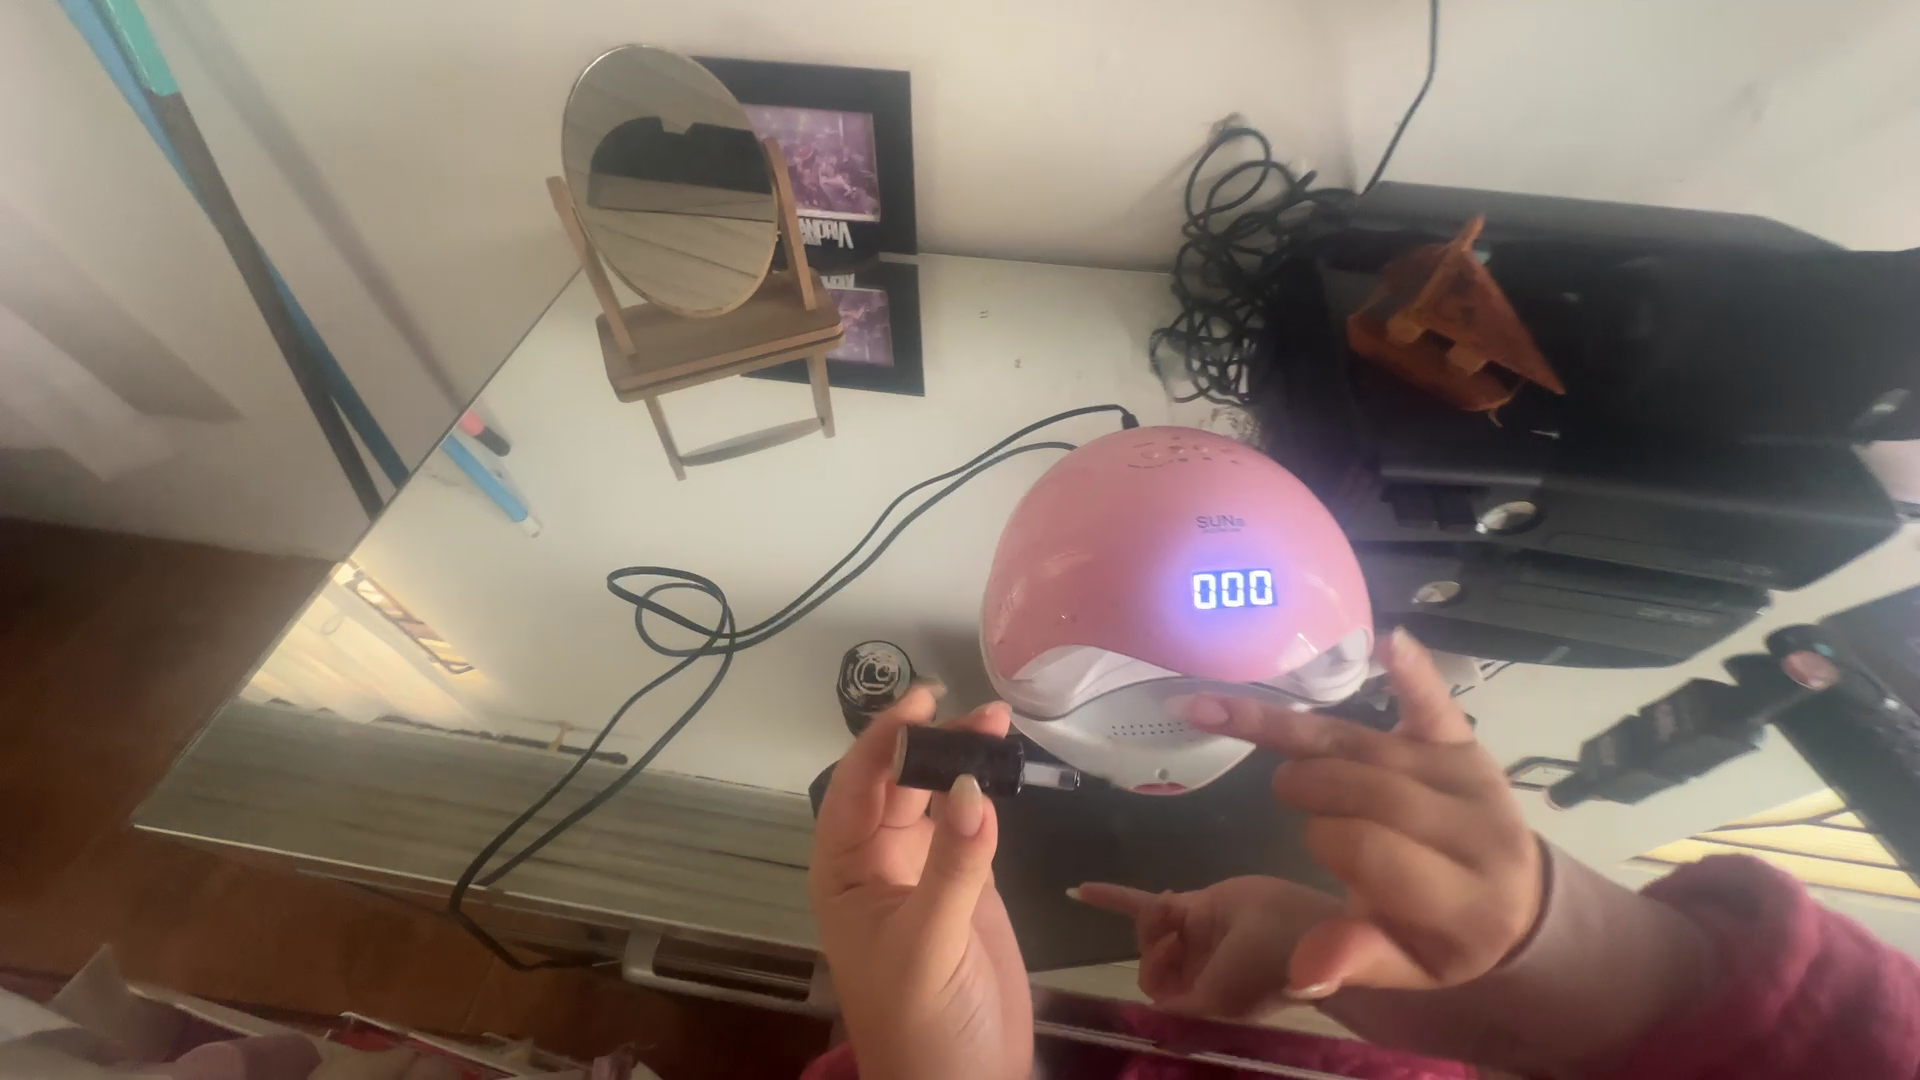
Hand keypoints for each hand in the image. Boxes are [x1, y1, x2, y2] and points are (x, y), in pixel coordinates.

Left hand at [809, 689, 1032, 1079]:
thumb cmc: (923, 1024)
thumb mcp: (927, 945)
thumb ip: (953, 866)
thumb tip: (976, 789)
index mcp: (845, 869)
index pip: (855, 787)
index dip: (883, 741)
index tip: (920, 704)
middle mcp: (877, 857)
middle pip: (900, 782)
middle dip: (933, 743)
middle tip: (980, 713)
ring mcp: (922, 866)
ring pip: (937, 794)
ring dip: (963, 759)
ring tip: (998, 725)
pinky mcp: (964, 878)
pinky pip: (970, 821)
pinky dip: (984, 792)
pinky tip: (1001, 770)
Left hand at [1072, 876, 1342, 1018]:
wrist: (1299, 923)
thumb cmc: (1265, 968)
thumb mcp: (1224, 1000)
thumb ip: (1186, 1008)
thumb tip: (1152, 1015)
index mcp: (1201, 1001)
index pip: (1157, 994)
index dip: (1154, 974)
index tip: (1170, 958)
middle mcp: (1194, 971)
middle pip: (1149, 960)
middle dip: (1153, 945)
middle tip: (1175, 934)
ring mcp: (1190, 936)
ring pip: (1148, 928)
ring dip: (1152, 918)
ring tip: (1172, 908)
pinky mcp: (1192, 905)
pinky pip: (1145, 902)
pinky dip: (1112, 897)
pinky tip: (1080, 890)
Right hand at [1076, 629, 1542, 1006]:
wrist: (1520, 905)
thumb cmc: (1447, 941)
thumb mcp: (1408, 972)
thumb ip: (1356, 960)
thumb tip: (1300, 967)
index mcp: (1462, 899)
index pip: (1366, 847)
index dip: (1323, 840)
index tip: (1313, 846)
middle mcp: (1472, 829)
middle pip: (1361, 785)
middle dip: (1306, 785)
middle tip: (1290, 793)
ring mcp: (1468, 776)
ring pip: (1361, 741)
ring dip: (1288, 727)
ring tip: (1217, 709)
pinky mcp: (1463, 744)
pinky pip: (1432, 701)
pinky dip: (1409, 671)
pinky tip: (1387, 639)